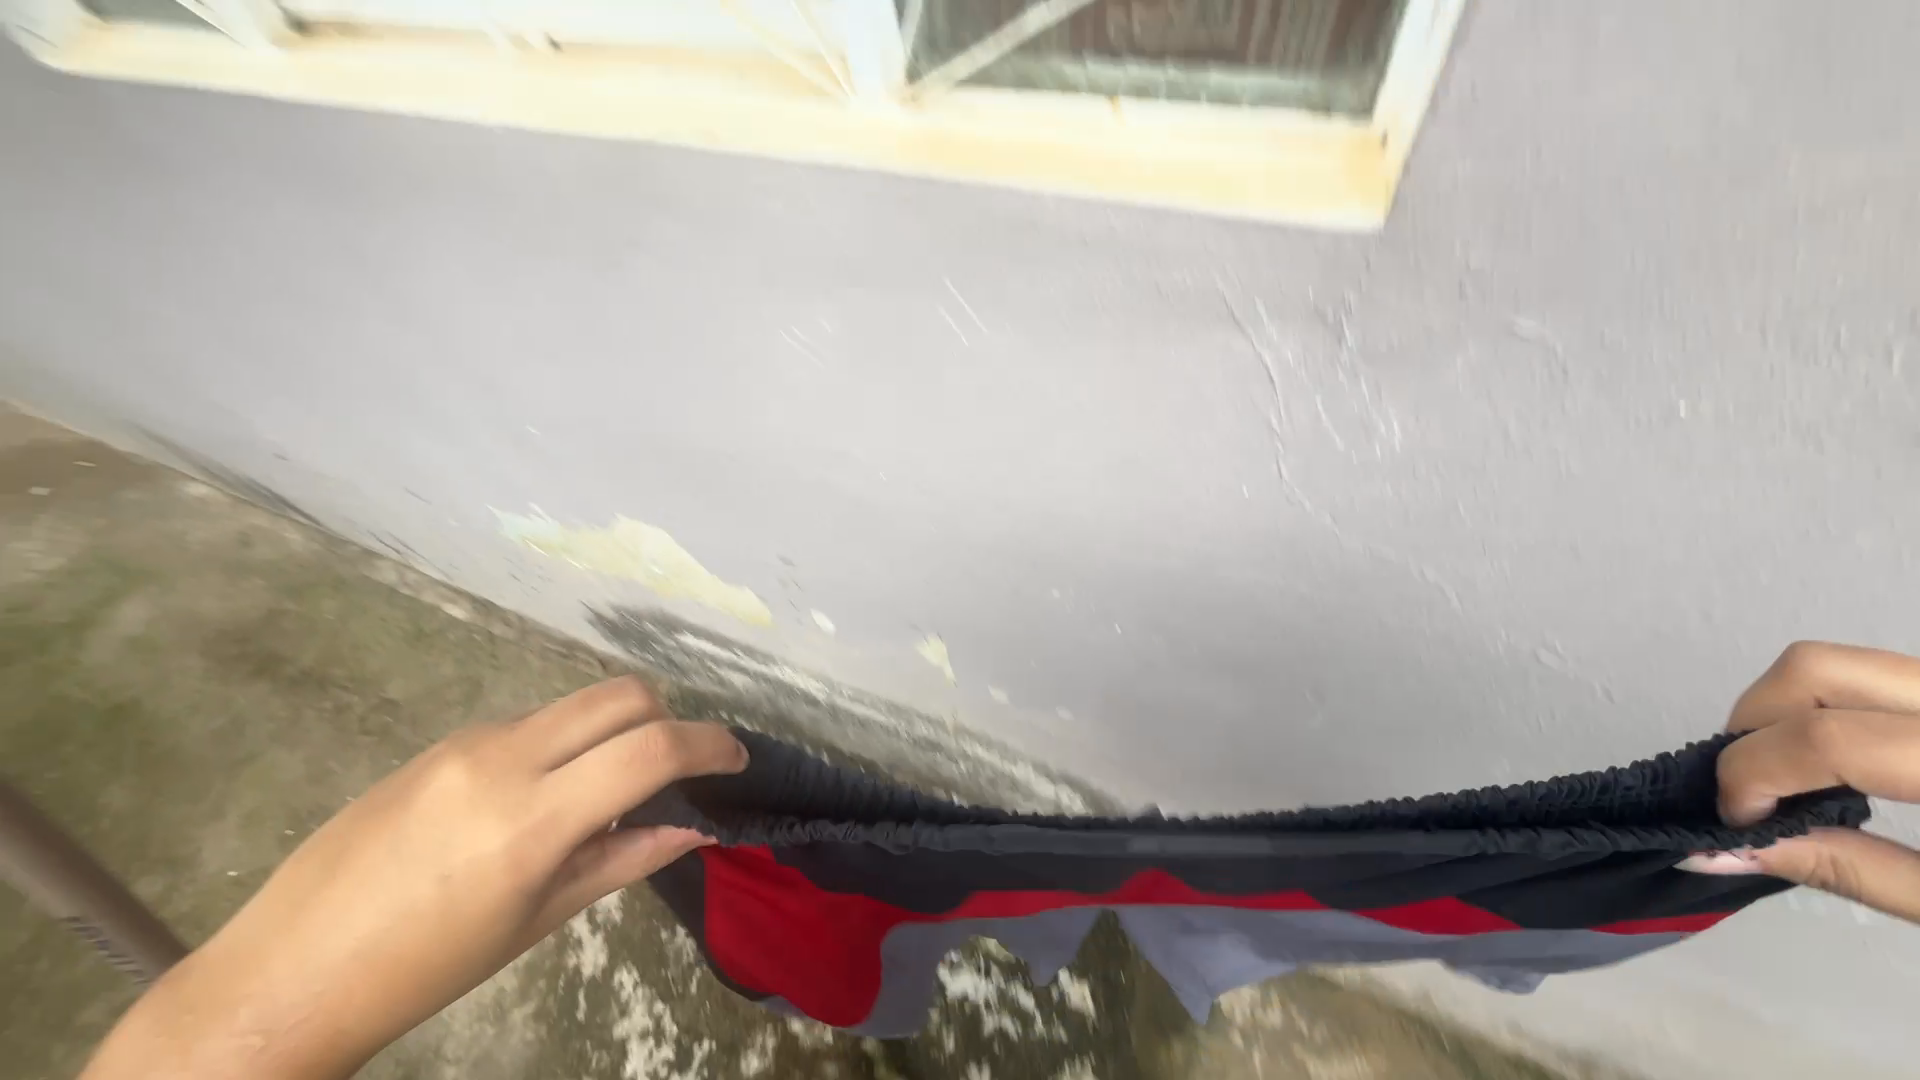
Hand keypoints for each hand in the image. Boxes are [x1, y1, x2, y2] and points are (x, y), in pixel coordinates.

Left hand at [81, 676, 746, 1079]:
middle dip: (669, 717)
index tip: (737, 758)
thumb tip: (695, 827)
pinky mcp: (444, 741)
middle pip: (622, 694)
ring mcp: (469, 741)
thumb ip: (626, 859)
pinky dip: (566, 744)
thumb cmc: (426, 968)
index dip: (711, 745)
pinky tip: (543, 797)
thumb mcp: (539, 920)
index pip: (651, 748)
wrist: (285, 974)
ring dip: (615, 730)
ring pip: (578, 704)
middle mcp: (504, 757)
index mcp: (532, 818)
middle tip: (677, 766)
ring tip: (605, 793)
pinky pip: (532, 723)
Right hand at [1677, 641, 1919, 921]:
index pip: (1826, 739)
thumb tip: (1708, 851)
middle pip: (1813, 670)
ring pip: (1836, 663)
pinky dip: (1832, 711)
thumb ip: (1853, 871)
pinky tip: (1851, 766)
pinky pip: (1872, 679)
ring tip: (1796, 776)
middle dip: (1752, 724)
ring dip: (1787, 713)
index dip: (1754, 775)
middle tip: (1757, 789)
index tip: (1739, 824)